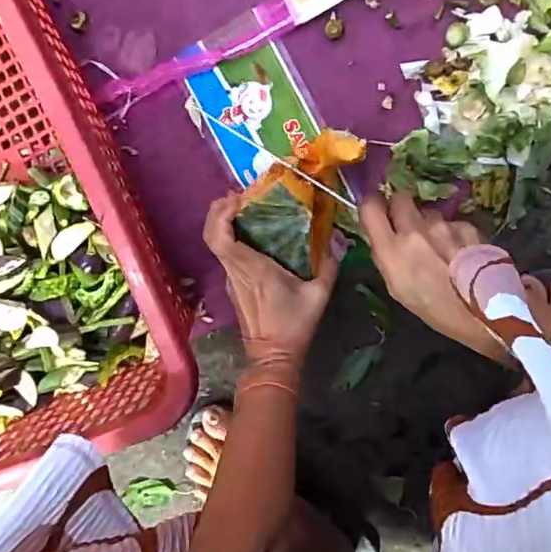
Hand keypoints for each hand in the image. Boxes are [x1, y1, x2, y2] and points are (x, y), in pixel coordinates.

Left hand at [203, 193, 338, 373]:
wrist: (273, 357)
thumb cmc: (295, 325)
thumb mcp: (319, 294)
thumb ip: (329, 263)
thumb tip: (338, 238)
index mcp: (253, 270)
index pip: (221, 238)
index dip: (221, 214)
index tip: (238, 197)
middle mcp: (236, 271)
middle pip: (212, 234)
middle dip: (219, 210)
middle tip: (240, 194)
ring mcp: (231, 279)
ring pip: (217, 243)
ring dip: (224, 221)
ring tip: (247, 207)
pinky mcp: (233, 285)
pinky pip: (226, 254)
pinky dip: (232, 236)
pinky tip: (253, 232)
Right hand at [359, 192, 504, 361]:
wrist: (482, 312)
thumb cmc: (434, 309)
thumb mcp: (398, 289)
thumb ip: (387, 256)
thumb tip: (385, 234)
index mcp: (391, 250)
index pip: (371, 207)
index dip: (373, 205)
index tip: (378, 209)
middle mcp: (414, 230)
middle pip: (401, 197)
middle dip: (402, 206)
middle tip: (409, 223)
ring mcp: (442, 225)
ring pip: (429, 212)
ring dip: (430, 224)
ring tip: (441, 247)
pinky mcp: (466, 225)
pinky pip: (453, 222)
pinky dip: (454, 233)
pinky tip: (462, 252)